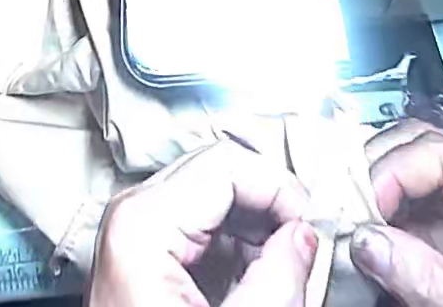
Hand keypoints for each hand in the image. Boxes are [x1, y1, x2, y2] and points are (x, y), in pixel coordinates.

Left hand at [89, 140, 321, 306]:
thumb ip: (280, 275)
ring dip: (253, 226)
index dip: (278, 188)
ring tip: (282, 269)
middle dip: (267, 206)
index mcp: (143, 222)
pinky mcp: (141, 251)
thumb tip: (304, 233)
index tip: (311, 223)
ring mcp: (133, 230)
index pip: (226, 163)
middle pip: (216, 173)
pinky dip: (232, 245)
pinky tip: (253, 278)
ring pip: (210, 196)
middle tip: (303, 244)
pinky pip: (197, 225)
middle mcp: (132, 213)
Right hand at [348, 121, 442, 306]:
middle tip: (344, 201)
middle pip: (433, 149)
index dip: (395, 169)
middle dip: (382, 168)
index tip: (359, 205)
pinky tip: (369, 230)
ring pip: (423, 176)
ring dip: (381, 190)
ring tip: (349, 213)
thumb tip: (361, 238)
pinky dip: (392, 218)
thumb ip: (432, 283)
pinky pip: (427, 212)